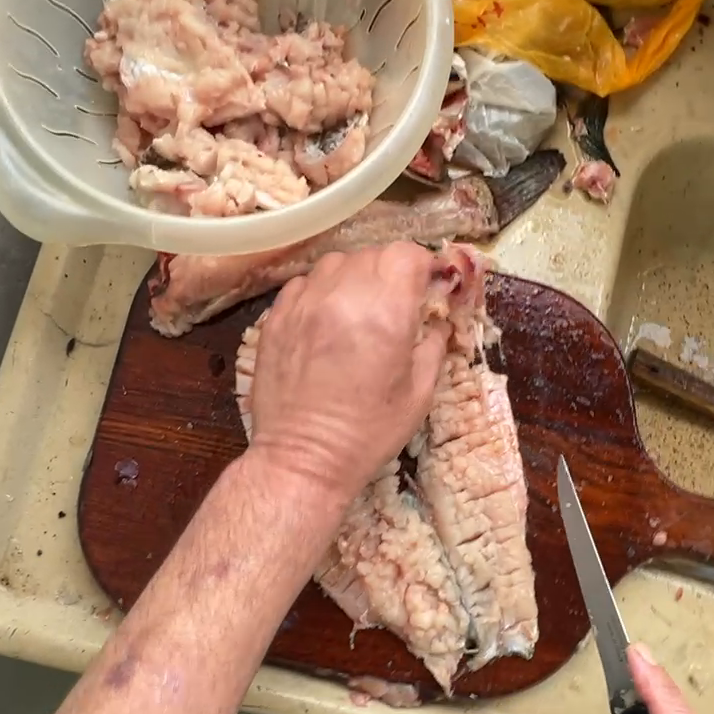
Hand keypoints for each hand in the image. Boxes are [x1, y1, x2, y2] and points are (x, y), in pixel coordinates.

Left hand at [245, 242, 449, 502]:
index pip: (407, 255)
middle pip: (374, 254)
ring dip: (356, 277)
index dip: (423, 266)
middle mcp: (342, 296)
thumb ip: (433, 346)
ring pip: (336, 263)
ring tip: (360, 309)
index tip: (427, 287)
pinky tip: (328, 320)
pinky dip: (322, 292)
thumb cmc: (368, 433)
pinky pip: (304, 284)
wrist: (302, 459)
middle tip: (398, 302)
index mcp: (385, 313)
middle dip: (393, 272)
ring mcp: (303, 303)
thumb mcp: (420, 394)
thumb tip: (437, 320)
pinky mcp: (275, 317)